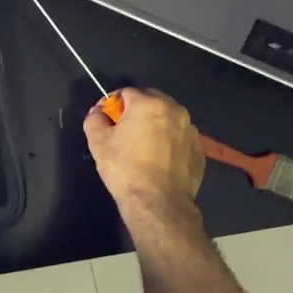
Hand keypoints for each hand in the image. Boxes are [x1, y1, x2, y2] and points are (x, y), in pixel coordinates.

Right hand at [83, 88, 204, 220]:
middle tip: (123, 130)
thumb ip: (94, 120)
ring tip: (142, 146)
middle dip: (136, 110)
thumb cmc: (124, 168)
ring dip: (155, 124)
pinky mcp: (199, 148)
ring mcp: (191, 129)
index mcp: (149, 104)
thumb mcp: (98, 143)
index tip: (105, 118)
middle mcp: (175, 110)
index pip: (126, 92)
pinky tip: (158, 159)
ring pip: (168, 118)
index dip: (112, 104)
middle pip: (151, 100)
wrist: (158, 201)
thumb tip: (97, 112)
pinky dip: (168, 141)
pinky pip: (179, 137)